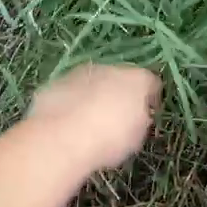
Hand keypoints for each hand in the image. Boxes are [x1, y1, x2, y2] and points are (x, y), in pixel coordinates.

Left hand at [27, 64, 161, 169]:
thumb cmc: (109, 138)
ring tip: (88, 123)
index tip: (147, 114)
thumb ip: (140, 120)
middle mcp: (108, 69)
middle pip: (120, 79)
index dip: (150, 99)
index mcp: (136, 80)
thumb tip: (135, 116)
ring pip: (92, 83)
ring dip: (93, 97)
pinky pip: (70, 92)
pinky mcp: (55, 83)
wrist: (61, 136)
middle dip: (120, 95)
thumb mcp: (137, 136)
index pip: (151, 82)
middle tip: (117, 120)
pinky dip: (71, 102)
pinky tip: (67, 123)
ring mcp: (79, 73)